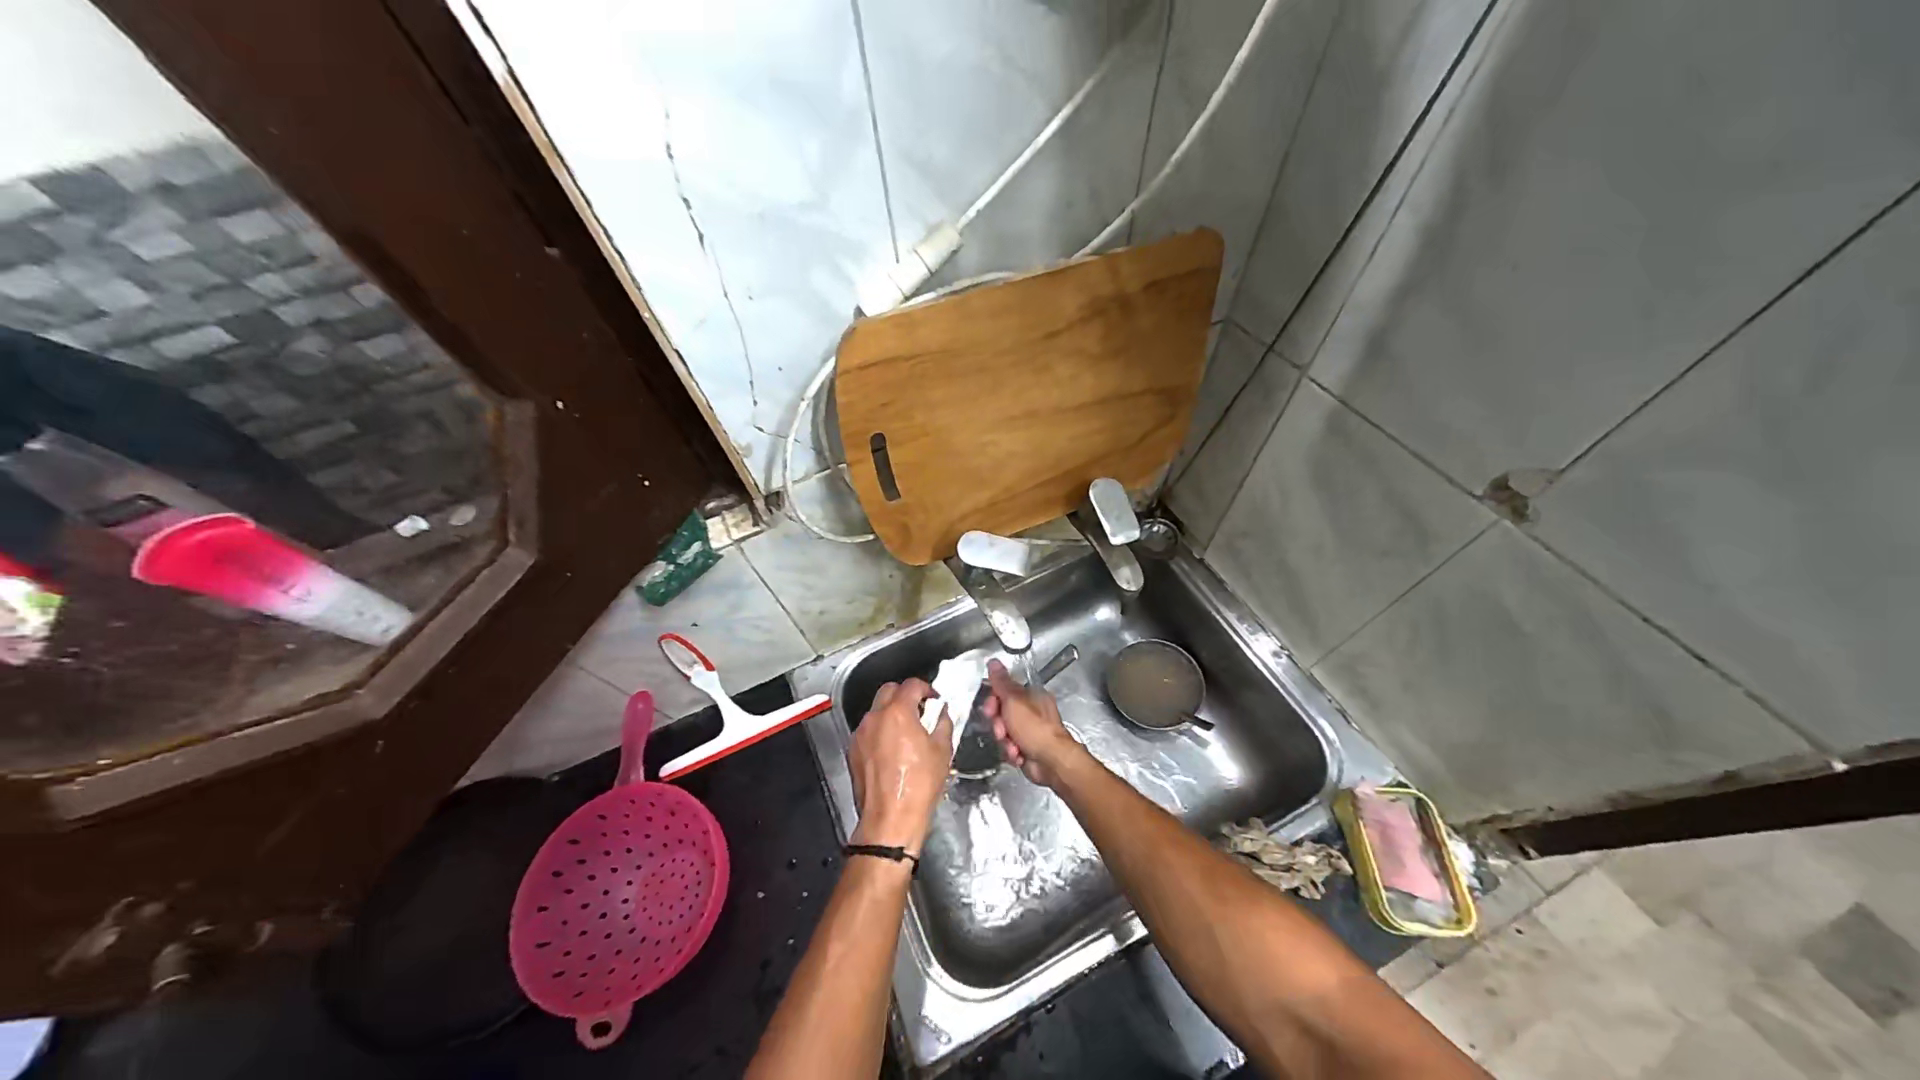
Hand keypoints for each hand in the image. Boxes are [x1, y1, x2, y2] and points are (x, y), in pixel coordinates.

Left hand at [848, 678, 951, 854]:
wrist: (891, 820)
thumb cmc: (918, 787)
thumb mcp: (942, 751)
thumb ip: (943, 723)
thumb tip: (941, 713)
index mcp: (898, 713)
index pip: (911, 685)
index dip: (926, 688)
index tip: (934, 698)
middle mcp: (875, 718)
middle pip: (889, 691)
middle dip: (905, 695)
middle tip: (921, 709)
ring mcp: (861, 734)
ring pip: (876, 710)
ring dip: (891, 713)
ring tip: (908, 731)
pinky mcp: (854, 751)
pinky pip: (868, 730)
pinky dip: (881, 730)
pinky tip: (894, 748)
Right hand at [984, 658, 1087, 787]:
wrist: (1050, 761)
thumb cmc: (1035, 728)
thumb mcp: (1014, 700)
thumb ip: (1001, 682)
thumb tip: (993, 661)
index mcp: (1031, 695)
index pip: (1004, 692)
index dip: (993, 701)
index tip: (990, 709)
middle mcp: (1031, 712)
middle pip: (1001, 714)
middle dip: (998, 725)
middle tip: (1002, 730)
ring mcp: (1029, 731)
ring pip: (1003, 732)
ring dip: (1004, 741)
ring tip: (1013, 746)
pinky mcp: (1026, 749)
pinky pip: (1008, 747)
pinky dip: (1011, 752)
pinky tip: (1018, 755)